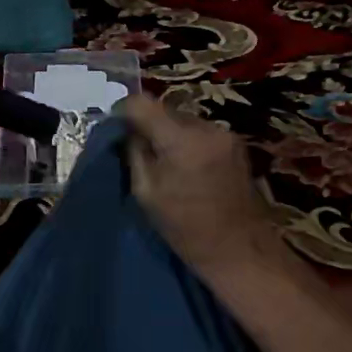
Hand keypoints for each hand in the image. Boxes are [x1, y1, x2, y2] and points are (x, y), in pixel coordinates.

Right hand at [124, 94, 280, 278]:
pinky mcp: (235, 144)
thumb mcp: (145, 192)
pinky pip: (199, 132)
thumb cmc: (184, 227)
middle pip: (165, 110)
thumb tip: (126, 132)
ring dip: (167, 134)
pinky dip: (185, 142)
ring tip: (160, 162)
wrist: (237, 246)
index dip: (123, 111)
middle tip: (134, 149)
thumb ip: (134, 154)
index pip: (143, 104)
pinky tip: (183, 166)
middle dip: (147, 125)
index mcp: (181, 140)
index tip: (114, 127)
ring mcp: (225, 134)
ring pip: (183, 121)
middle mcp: (206, 128)